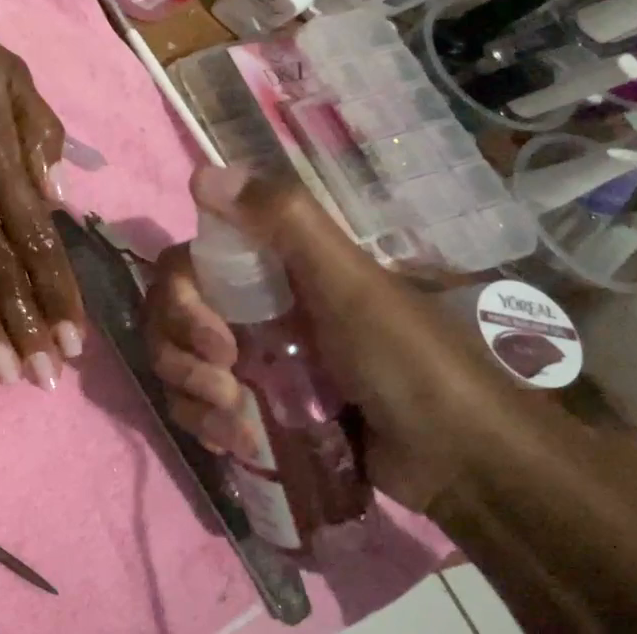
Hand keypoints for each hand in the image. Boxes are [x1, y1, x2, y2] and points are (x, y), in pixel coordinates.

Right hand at [146, 166, 511, 510]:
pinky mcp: (255, 410)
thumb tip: (204, 171)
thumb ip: (284, 222)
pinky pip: (196, 407)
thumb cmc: (411, 364)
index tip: (214, 342)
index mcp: (267, 273)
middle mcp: (248, 309)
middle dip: (179, 356)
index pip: (181, 270)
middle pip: (167, 318)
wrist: (470, 465)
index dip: (179, 303)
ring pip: (175, 364)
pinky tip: (238, 444)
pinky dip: (206, 425)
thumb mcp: (352, 284)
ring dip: (191, 396)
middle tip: (223, 389)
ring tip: (236, 428)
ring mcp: (250, 362)